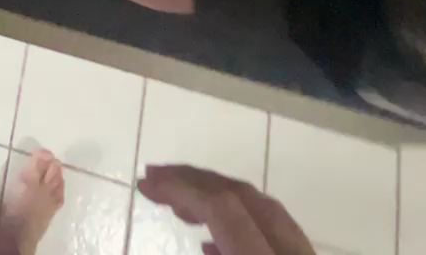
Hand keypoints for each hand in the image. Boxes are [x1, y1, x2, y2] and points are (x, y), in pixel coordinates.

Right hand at [137, 165, 315, 254]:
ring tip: (178, 205)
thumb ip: (209, 250)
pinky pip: (280, 237)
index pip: (224, 208)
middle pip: (247, 198)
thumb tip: (182, 226)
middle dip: (196, 181)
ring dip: (218, 197)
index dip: (181, 188)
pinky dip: (243, 226)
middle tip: (155, 177)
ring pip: (267, 211)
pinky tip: (212, 245)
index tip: (146, 183)